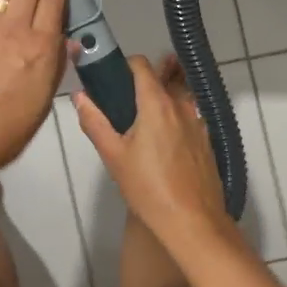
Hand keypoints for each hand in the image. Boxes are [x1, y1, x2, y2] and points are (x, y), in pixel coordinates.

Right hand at [73, 54, 225, 238]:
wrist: (193, 222)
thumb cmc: (148, 188)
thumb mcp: (114, 156)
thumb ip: (94, 122)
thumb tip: (79, 96)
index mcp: (156, 102)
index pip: (141, 64)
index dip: (124, 65)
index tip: (111, 79)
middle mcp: (180, 104)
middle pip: (161, 77)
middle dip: (142, 83)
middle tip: (123, 104)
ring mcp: (198, 121)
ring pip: (177, 96)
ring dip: (161, 98)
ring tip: (142, 122)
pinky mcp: (207, 139)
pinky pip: (188, 116)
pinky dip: (175, 117)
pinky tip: (164, 142)